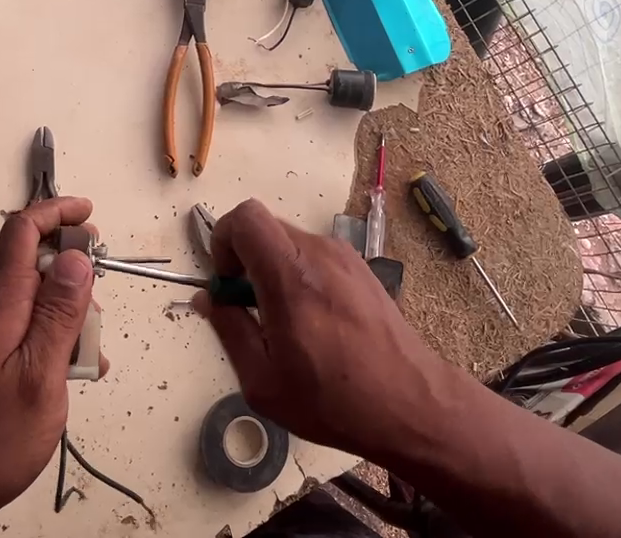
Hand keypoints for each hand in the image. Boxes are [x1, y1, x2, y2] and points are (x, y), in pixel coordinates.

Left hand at [0, 197, 103, 537]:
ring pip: (30, 300)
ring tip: (91, 353)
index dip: (56, 212)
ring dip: (66, 311)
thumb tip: (76, 254)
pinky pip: (23, 332)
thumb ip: (59, 315)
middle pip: (28, 262)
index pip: (21, 232)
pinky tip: (71, 374)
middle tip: (99, 301)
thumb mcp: (39, 379)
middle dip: (70, 267)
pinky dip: (53, 340)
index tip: (90, 215)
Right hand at [191, 198, 468, 462]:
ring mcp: (344, 256)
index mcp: (290, 276)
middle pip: (265, 227)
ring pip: (290, 240)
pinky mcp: (361, 266)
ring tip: (285, 321)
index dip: (223, 241)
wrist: (411, 403)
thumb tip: (208, 297)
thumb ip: (229, 330)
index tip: (227, 282)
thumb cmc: (333, 400)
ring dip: (273, 268)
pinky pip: (315, 254)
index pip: (244, 218)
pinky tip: (315, 319)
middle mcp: (318, 253)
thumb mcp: (263, 382)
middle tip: (250, 307)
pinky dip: (300, 273)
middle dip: (245, 258)